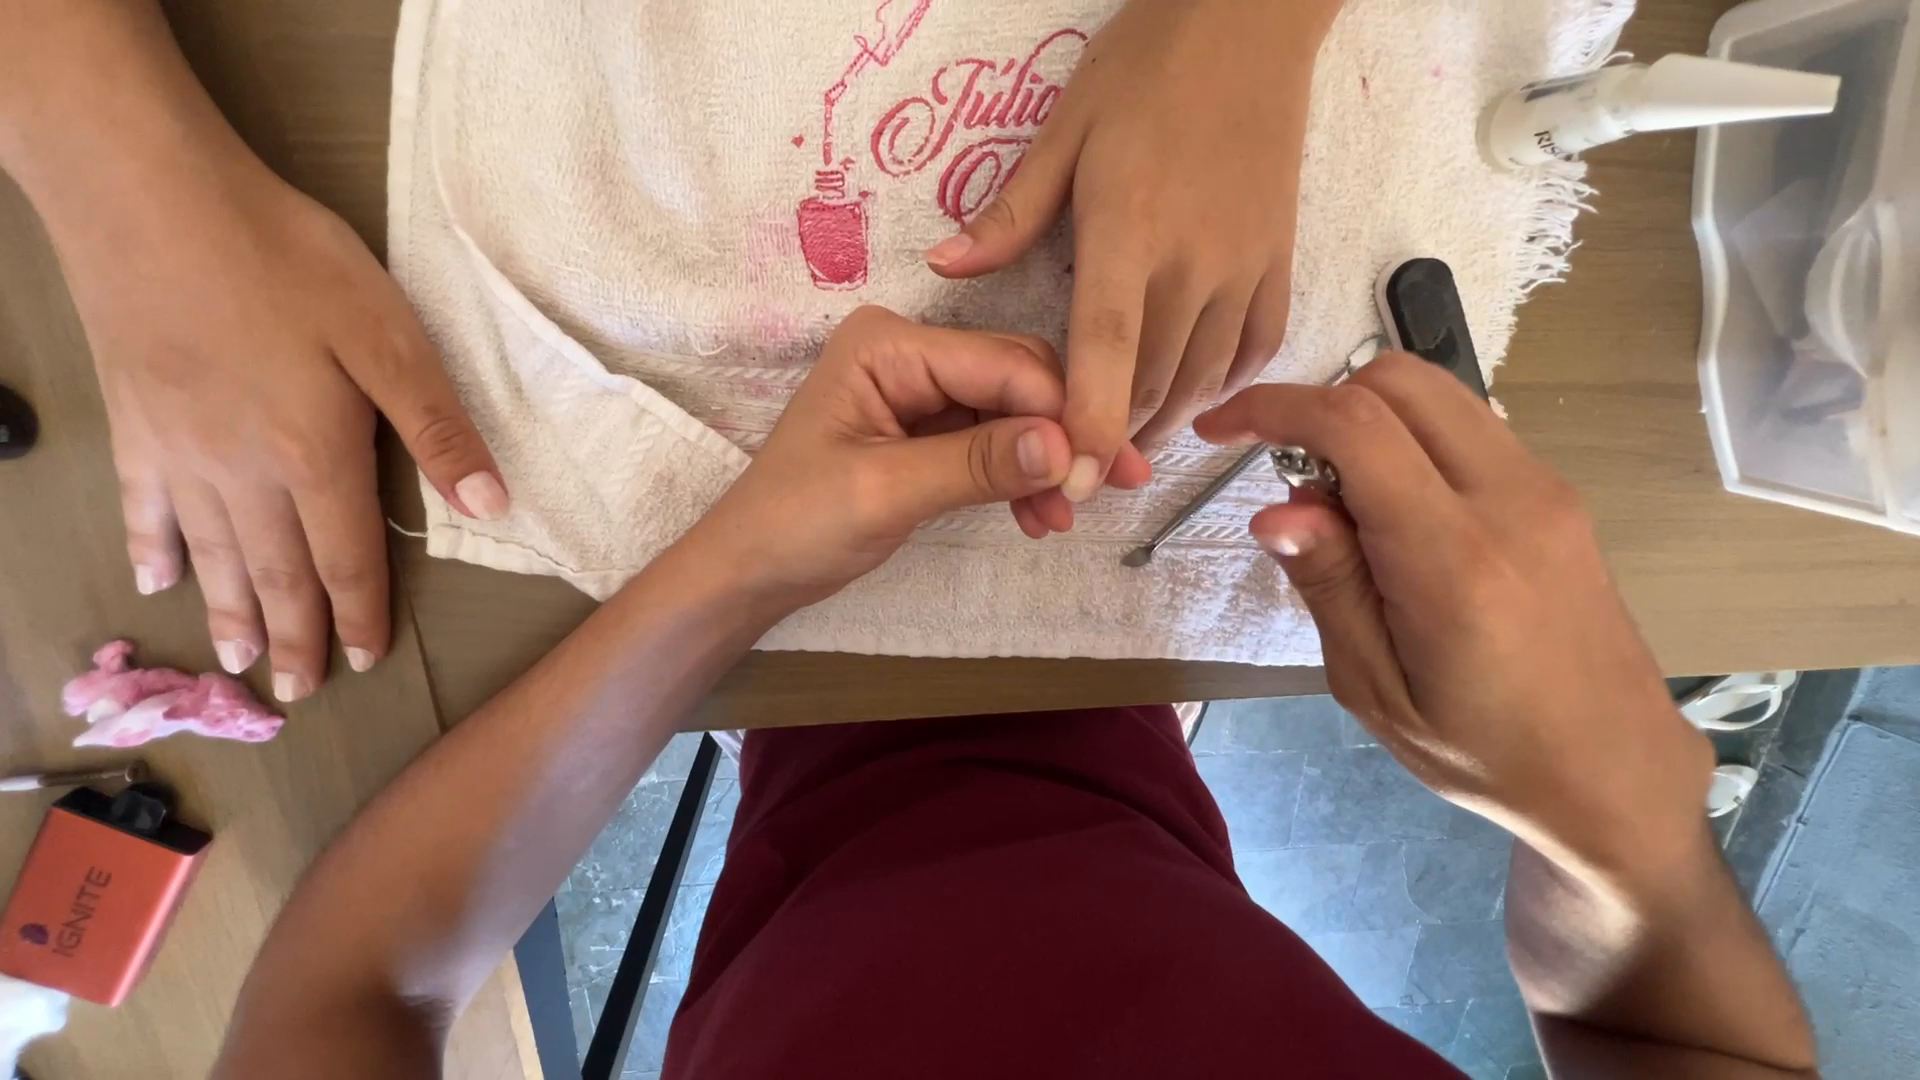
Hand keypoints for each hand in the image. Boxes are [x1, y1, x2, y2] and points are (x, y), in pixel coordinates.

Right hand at [60, 165, 505, 702]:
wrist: (152, 193)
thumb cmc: (291, 267)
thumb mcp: (394, 346)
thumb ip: (440, 432)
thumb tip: (491, 506)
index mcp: (316, 457)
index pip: (347, 560)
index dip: (358, 614)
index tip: (363, 661)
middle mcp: (242, 471)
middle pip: (279, 573)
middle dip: (295, 635)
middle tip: (297, 692)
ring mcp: (177, 449)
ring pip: (215, 555)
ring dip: (232, 613)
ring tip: (237, 664)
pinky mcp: (135, 419)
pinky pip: (144, 506)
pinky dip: (156, 549)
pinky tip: (158, 581)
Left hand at [689, 306, 1150, 607]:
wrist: (752, 570)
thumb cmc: (798, 523)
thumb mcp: (886, 492)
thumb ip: (976, 464)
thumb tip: (1065, 449)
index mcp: (889, 346)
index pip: (999, 364)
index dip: (1057, 412)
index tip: (1101, 468)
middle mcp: (910, 354)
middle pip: (1014, 381)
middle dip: (1060, 435)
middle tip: (1110, 486)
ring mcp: (920, 393)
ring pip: (1011, 415)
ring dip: (1043, 464)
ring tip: (1068, 517)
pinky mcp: (927, 432)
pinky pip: (991, 444)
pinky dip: (1017, 478)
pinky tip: (1038, 516)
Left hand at [925, 0, 1341, 497]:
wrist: (1253, 15)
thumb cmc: (1145, 69)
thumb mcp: (1062, 130)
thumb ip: (1008, 216)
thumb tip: (945, 264)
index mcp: (1126, 232)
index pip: (1106, 350)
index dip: (1087, 423)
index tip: (1070, 481)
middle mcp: (1191, 262)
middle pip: (1150, 381)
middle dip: (1112, 435)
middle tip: (1079, 464)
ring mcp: (1244, 266)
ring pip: (1201, 378)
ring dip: (1160, 420)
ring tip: (1123, 439)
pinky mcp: (1279, 262)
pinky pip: (1254, 350)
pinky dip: (1219, 387)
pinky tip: (1189, 398)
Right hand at [1194, 354, 1713, 882]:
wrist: (1614, 773)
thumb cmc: (1478, 750)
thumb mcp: (1373, 687)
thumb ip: (1328, 586)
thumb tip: (1274, 510)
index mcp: (1452, 558)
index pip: (1354, 428)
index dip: (1272, 408)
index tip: (1216, 429)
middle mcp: (1510, 499)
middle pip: (1397, 381)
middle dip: (1317, 402)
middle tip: (1280, 467)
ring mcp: (1544, 488)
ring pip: (1434, 391)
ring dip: (1361, 416)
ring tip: (1331, 497)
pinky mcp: (1554, 494)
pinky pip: (1463, 425)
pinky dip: (1402, 435)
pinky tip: (1386, 508)